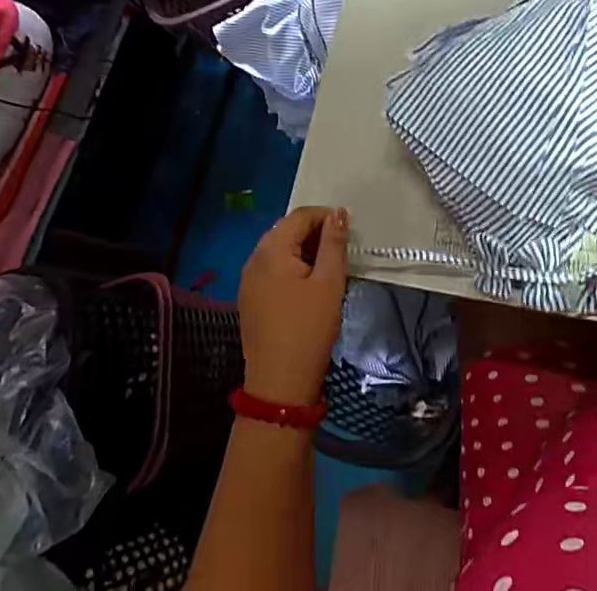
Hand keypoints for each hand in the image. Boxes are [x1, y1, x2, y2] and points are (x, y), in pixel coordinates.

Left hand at [239, 207, 349, 405]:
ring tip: (328, 267)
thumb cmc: (309, 328)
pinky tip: (308, 284)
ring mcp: (248, 280)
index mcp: (271, 251)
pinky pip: (272, 268)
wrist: (279, 383)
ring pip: (279, 249)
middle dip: (314, 233)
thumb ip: (334, 243)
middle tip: (341, 250)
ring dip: (304, 250)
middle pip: (286, 230)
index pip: (299, 216)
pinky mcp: (249, 298)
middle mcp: (254, 259)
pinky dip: (292, 266)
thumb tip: (337, 213)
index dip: (325, 216)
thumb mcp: (329, 282)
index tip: (348, 231)